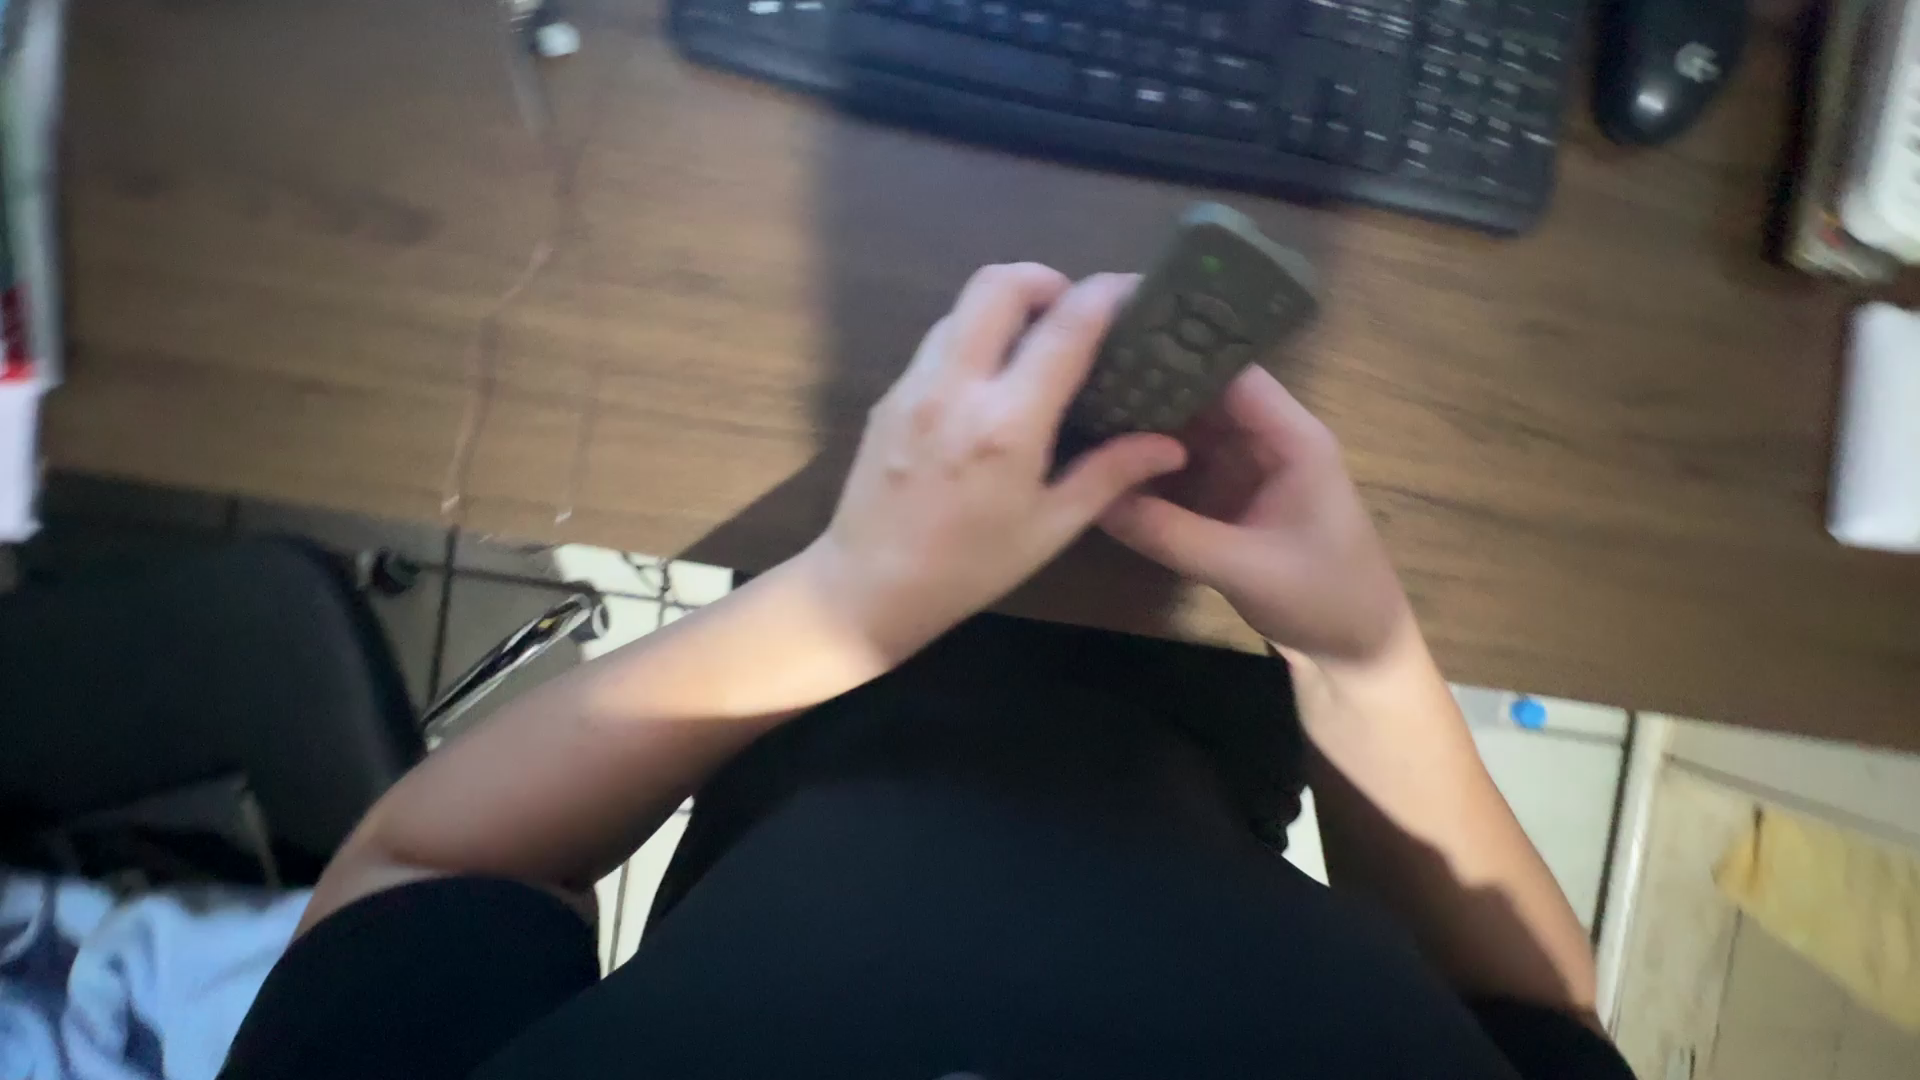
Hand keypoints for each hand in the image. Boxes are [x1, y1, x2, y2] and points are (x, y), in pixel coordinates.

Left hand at [806, 264, 1187, 665]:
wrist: (867, 588)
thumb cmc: (968, 568)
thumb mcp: (1047, 529)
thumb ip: (1108, 475)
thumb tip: (1168, 444)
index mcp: (1006, 423)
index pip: (1065, 327)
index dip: (1106, 295)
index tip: (1134, 291)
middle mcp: (955, 387)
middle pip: (999, 283)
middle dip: (1046, 280)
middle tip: (1072, 313)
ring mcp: (912, 386)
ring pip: (961, 307)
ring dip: (1004, 307)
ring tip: (1031, 345)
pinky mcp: (887, 396)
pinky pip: (936, 342)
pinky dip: (971, 337)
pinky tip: (987, 383)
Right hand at [1099, 366, 1409, 663]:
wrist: (1352, 651)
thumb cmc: (1324, 598)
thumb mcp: (1243, 567)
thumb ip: (1169, 532)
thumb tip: (1093, 499)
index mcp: (1290, 438)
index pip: (1230, 374)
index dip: (1177, 356)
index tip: (1113, 350)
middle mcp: (1263, 441)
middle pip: (1199, 397)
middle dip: (1145, 391)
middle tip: (1077, 384)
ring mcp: (1241, 469)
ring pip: (1183, 433)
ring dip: (1139, 429)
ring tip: (1078, 416)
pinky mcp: (1224, 498)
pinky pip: (1177, 471)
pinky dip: (1145, 467)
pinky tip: (1100, 463)